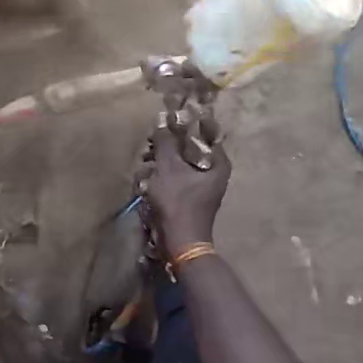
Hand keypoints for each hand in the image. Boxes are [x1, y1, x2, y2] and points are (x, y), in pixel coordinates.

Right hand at [139, 123, 231, 253]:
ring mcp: (202, 186)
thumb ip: (165, 142)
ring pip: (179, 163)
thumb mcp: (169, 168)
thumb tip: (162, 120)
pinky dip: (161, 177)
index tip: (166, 121)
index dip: (185, 124)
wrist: (180, 242)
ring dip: (160, 163)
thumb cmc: (178, 203)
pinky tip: (145, 181)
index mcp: (218, 163)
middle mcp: (214, 172)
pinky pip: (175, 178)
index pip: (204, 132)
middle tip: (151, 147)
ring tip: (145, 166)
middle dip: (167, 147)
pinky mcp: (189, 197)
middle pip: (189, 148)